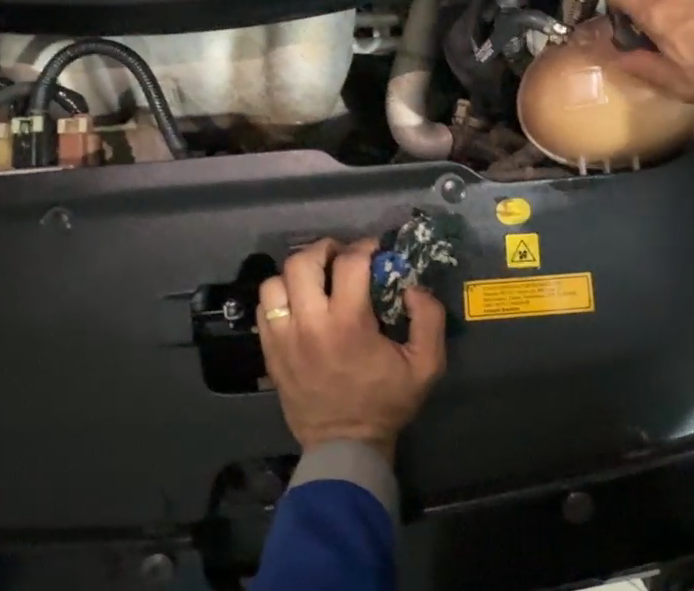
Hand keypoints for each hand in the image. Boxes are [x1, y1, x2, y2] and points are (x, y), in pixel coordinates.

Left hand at [257, 238, 446, 457]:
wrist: (345, 446)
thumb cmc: (386, 402)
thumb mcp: (427, 365)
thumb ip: (429, 319)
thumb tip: (413, 287)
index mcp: (348, 322)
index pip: (349, 262)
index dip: (364, 246)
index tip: (375, 249)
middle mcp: (310, 323)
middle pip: (301, 263)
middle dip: (324, 249)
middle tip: (340, 256)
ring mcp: (283, 338)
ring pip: (274, 283)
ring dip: (296, 273)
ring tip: (316, 278)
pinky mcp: (270, 352)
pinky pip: (263, 308)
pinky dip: (279, 296)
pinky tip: (298, 302)